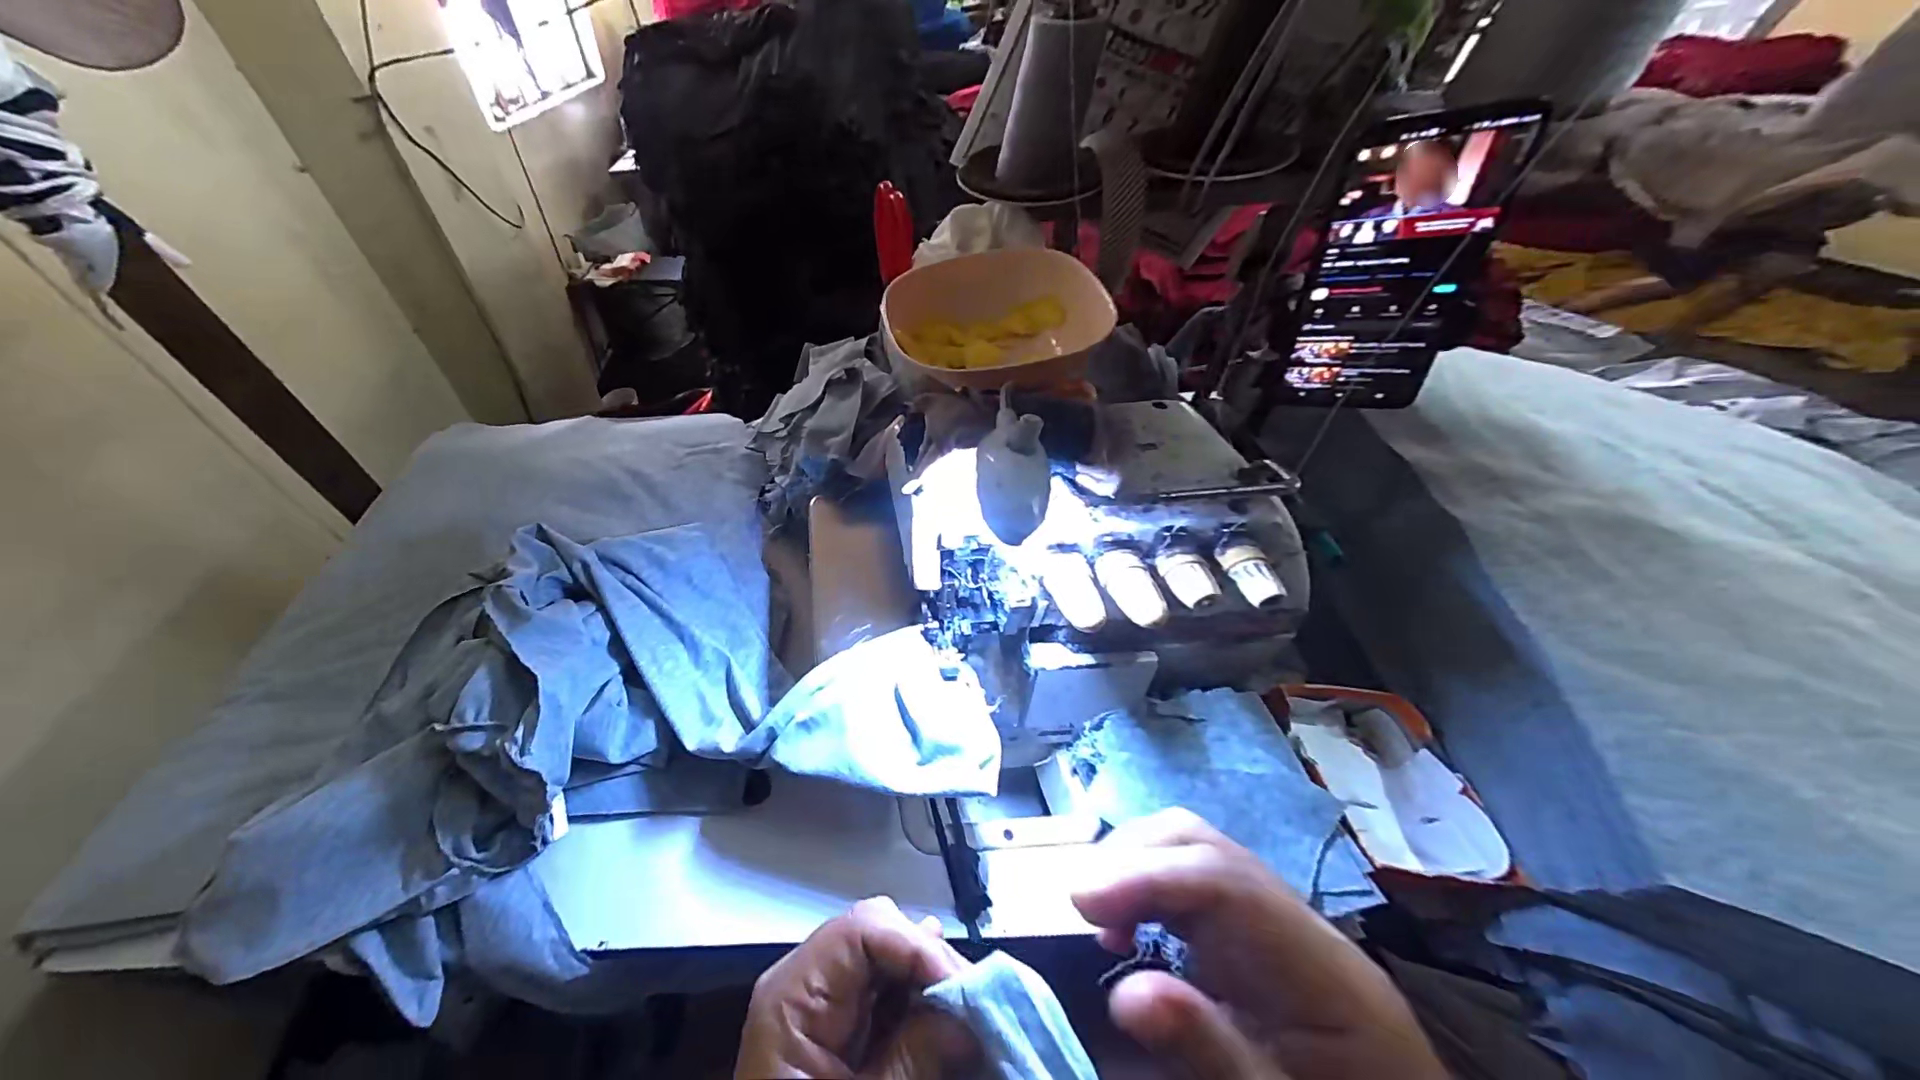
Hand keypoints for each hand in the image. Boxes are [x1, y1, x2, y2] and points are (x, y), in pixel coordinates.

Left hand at [735, 896, 973, 1078]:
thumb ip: (912, 1057)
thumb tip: (965, 1016)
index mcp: (793, 995)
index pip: (861, 930)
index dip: (915, 945)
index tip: (960, 983)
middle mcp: (805, 982)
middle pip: (875, 931)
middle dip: (927, 957)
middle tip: (970, 997)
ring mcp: (822, 1001)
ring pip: (885, 953)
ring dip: (928, 974)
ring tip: (965, 1005)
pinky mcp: (839, 1024)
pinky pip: (884, 987)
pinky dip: (918, 995)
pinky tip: (945, 1009)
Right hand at [1073, 809, 1445, 1079]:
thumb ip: (1210, 1052)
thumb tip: (1124, 995)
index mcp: (1321, 970)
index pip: (1227, 885)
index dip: (1147, 879)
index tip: (1081, 902)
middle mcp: (1296, 925)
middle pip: (1206, 846)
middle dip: (1132, 858)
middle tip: (1083, 910)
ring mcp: (1275, 924)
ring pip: (1194, 851)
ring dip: (1133, 865)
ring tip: (1098, 918)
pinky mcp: (1255, 936)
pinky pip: (1192, 882)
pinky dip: (1145, 886)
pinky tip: (1126, 931)